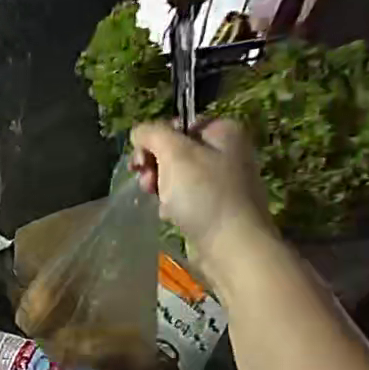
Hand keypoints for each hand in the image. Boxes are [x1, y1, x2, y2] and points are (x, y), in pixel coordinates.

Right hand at [130, 120, 278, 279]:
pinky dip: (172, 204)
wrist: (230, 244)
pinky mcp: (215, 205)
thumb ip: (153, 135)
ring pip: (177, 176)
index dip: (155, 141)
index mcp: (223, 131)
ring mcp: (222, 180)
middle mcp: (226, 151)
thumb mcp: (175, 155)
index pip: (179, 126)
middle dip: (155, 167)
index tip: (140, 162)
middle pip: (176, 151)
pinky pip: (185, 197)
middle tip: (147, 183)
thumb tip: (138, 131)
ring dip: (160, 187)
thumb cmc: (203, 194)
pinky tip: (169, 215)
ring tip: (158, 201)